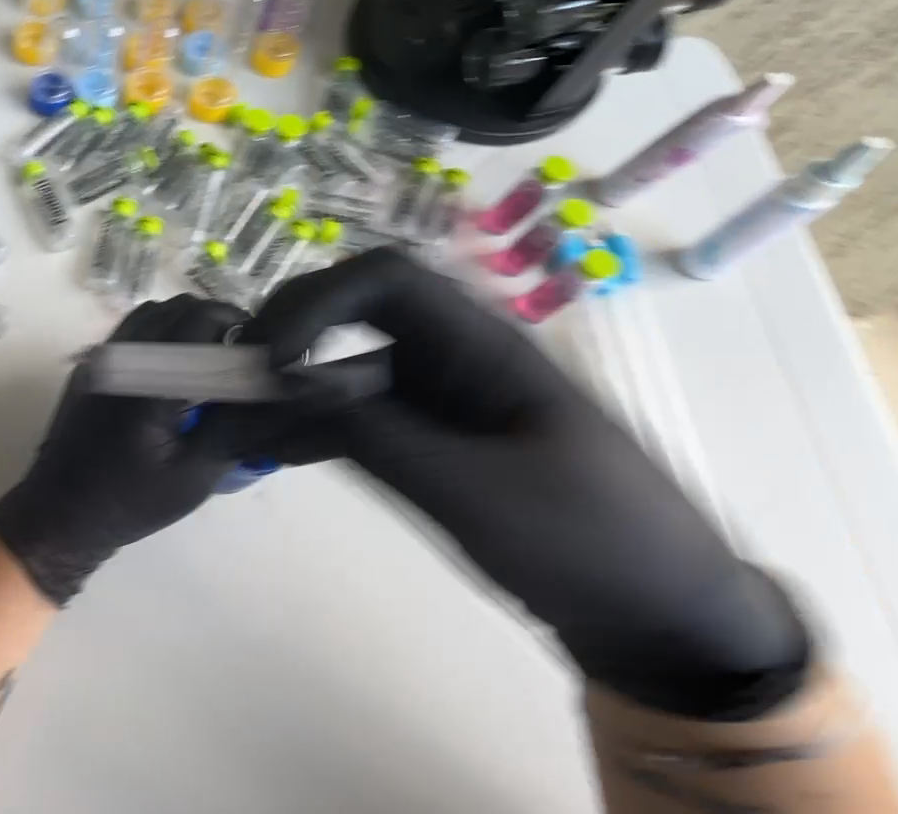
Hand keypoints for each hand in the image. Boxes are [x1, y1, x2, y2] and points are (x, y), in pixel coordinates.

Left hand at [0, 294, 250, 605]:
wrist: (61, 512)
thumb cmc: (131, 501)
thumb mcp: (195, 473)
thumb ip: (236, 424)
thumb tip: (276, 386)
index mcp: (149, 379)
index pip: (201, 319)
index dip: (239, 324)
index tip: (262, 352)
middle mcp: (121, 356)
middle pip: (178, 308)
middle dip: (217, 323)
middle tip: (240, 358)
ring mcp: (101, 358)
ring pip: (153, 315)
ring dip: (187, 327)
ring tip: (210, 363)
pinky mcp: (90, 367)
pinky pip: (131, 332)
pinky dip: (161, 337)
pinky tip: (175, 373)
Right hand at [242, 248, 808, 718]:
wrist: (664, 617)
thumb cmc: (592, 544)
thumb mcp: (477, 494)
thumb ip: (376, 435)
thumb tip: (287, 384)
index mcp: (481, 345)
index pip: (383, 280)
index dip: (316, 303)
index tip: (273, 360)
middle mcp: (450, 357)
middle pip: (351, 308)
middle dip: (287, 331)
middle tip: (237, 376)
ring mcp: (436, 400)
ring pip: (341, 366)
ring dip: (285, 388)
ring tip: (234, 424)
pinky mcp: (427, 441)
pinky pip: (351, 418)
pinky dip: (305, 429)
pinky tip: (269, 453)